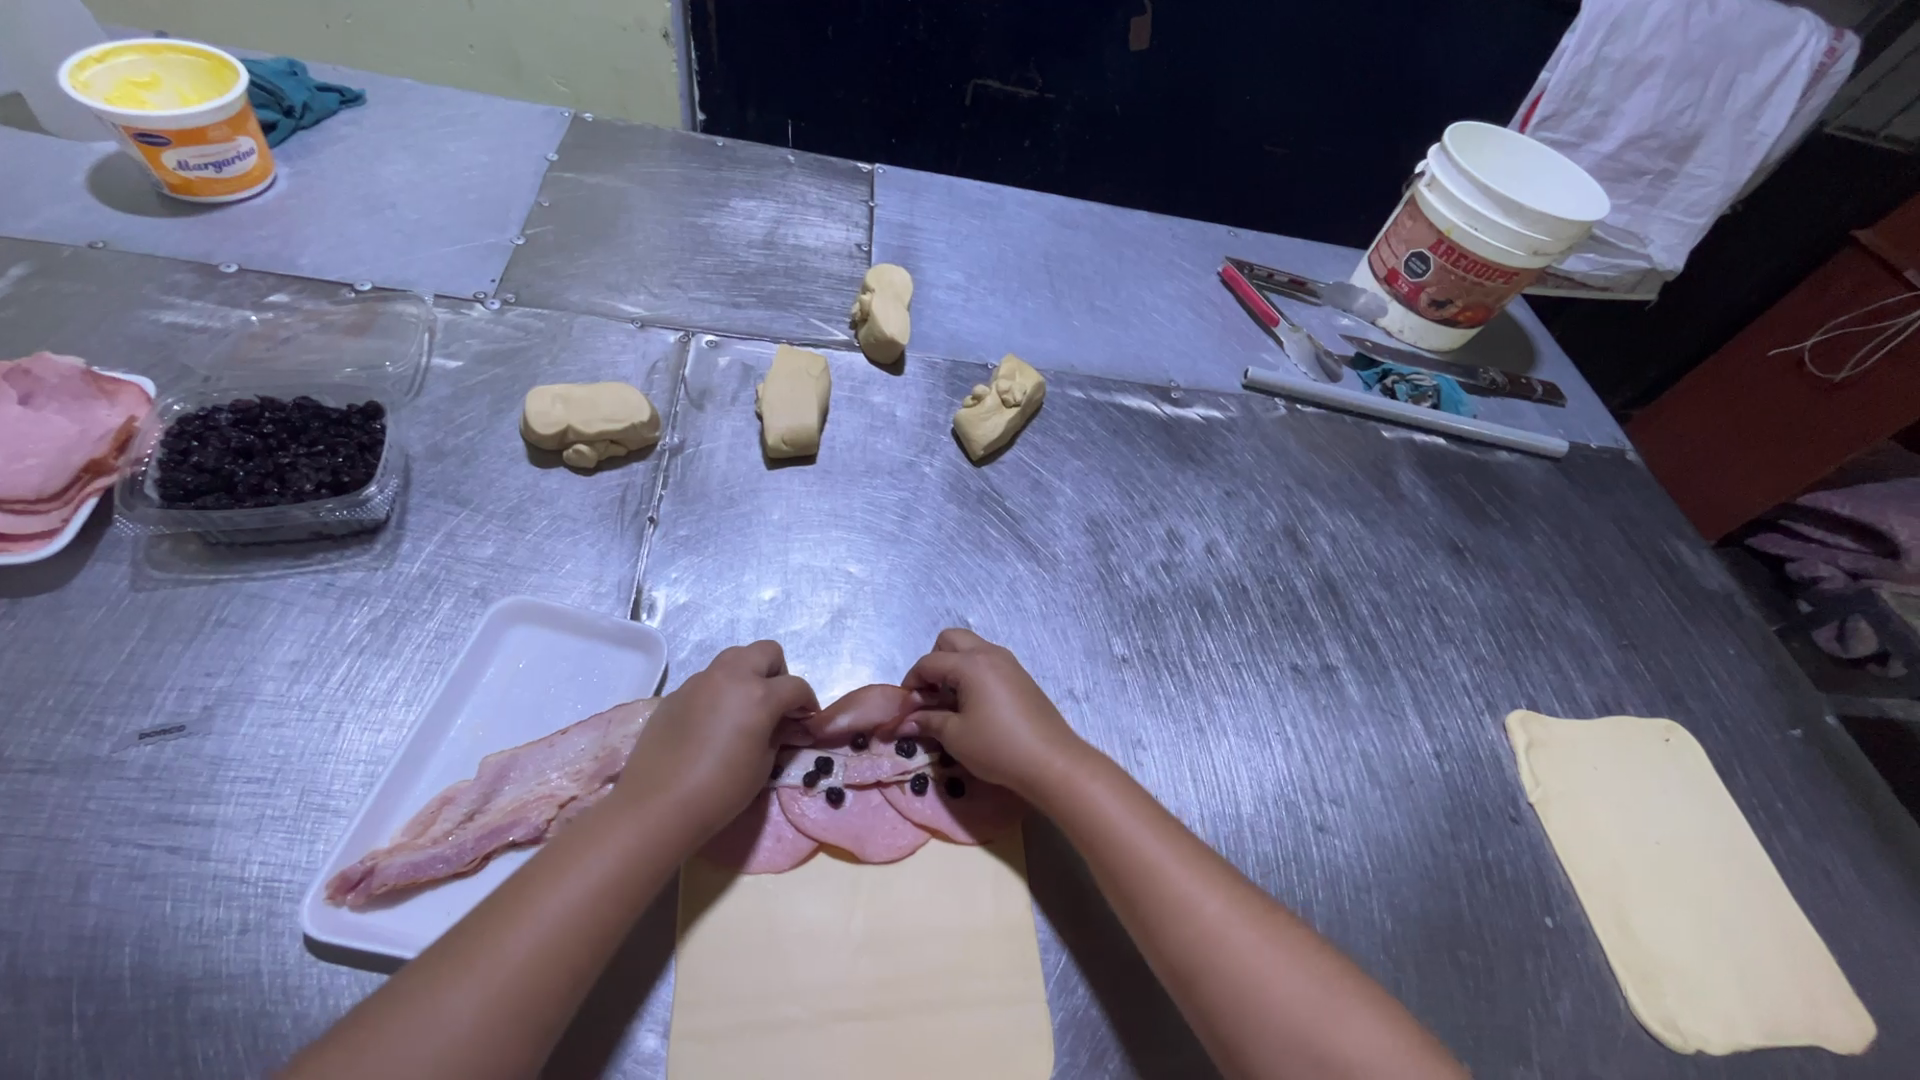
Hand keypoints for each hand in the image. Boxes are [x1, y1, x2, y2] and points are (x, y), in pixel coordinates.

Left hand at [615, 641, 817, 838]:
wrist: (658, 806)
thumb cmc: (721, 790)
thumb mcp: (764, 764)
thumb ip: (779, 734)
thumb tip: (789, 725)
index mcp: (759, 694)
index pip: (796, 685)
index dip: (808, 702)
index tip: (806, 720)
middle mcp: (730, 677)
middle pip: (766, 651)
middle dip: (778, 673)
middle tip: (775, 704)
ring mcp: (698, 682)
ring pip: (733, 659)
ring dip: (747, 675)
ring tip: (743, 709)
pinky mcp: (675, 694)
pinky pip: (706, 681)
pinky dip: (719, 692)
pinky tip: (712, 725)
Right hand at [897, 628, 1087, 795]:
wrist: (1051, 761)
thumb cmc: (998, 747)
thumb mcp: (955, 736)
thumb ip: (927, 721)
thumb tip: (905, 721)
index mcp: (970, 664)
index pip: (929, 662)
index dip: (911, 682)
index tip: (907, 706)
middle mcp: (990, 654)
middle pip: (950, 640)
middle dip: (934, 662)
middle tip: (931, 694)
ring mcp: (1009, 663)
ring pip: (972, 648)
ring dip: (954, 667)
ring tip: (951, 702)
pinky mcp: (1020, 676)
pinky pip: (988, 662)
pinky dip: (973, 674)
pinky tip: (974, 706)